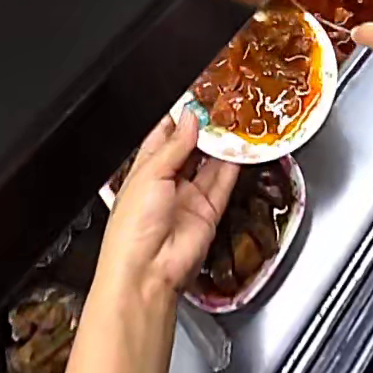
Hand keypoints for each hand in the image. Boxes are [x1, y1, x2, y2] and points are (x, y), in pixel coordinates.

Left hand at [94, 113, 238, 302]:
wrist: (146, 274)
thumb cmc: (131, 227)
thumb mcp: (150, 173)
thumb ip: (175, 144)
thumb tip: (189, 117)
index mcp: (146, 168)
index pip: (164, 134)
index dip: (180, 116)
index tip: (196, 98)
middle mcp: (167, 181)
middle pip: (190, 147)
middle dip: (204, 128)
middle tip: (220, 106)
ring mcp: (188, 197)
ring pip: (209, 162)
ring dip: (220, 144)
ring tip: (233, 121)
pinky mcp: (207, 212)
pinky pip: (223, 183)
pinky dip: (234, 165)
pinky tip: (240, 147)